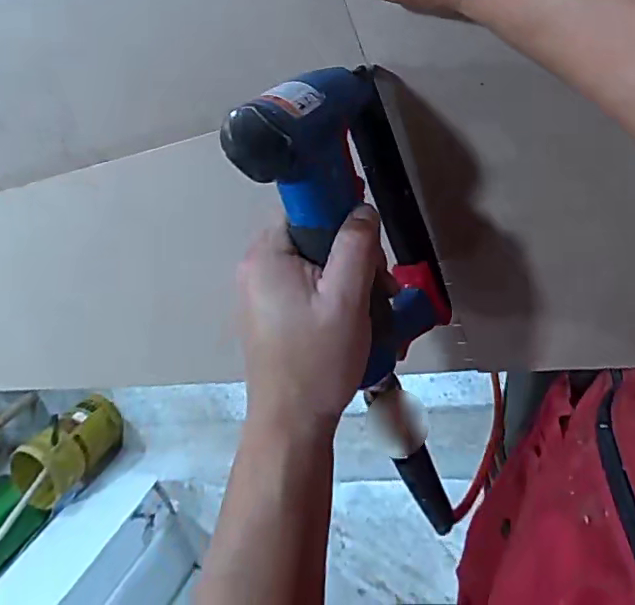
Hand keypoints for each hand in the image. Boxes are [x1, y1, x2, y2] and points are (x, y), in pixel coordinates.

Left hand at [235, 207, 385, 436]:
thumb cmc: (317, 361)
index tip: (369, 227)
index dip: (340, 210)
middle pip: (314, 236)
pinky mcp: (271, 313)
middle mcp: (257, 267)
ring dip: (349, 277)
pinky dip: (334, 295)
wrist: (292, 425)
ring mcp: (261, 292)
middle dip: (353, 254)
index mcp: (266, 255)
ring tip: (373, 306)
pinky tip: (357, 318)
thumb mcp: (346, 297)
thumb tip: (362, 210)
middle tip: (378, 284)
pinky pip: (308, 286)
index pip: (305, 208)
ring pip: (316, 262)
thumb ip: (356, 245)